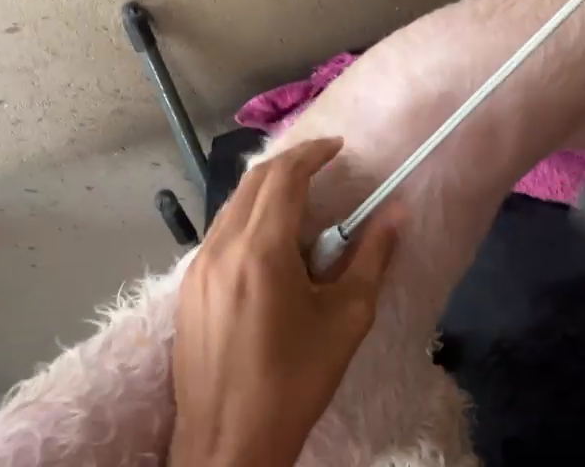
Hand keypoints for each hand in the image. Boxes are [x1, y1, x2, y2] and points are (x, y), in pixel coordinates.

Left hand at [170, 137, 400, 466]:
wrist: (229, 445)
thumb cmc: (295, 381)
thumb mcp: (346, 318)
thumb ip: (371, 257)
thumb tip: (396, 213)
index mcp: (260, 250)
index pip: (283, 177)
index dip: (312, 154)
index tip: (338, 148)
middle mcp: (221, 247)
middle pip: (253, 181)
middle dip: (290, 164)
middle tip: (323, 164)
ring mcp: (197, 268)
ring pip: (232, 204)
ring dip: (266, 189)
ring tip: (302, 199)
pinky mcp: (187, 290)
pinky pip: (219, 232)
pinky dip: (247, 217)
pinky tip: (270, 242)